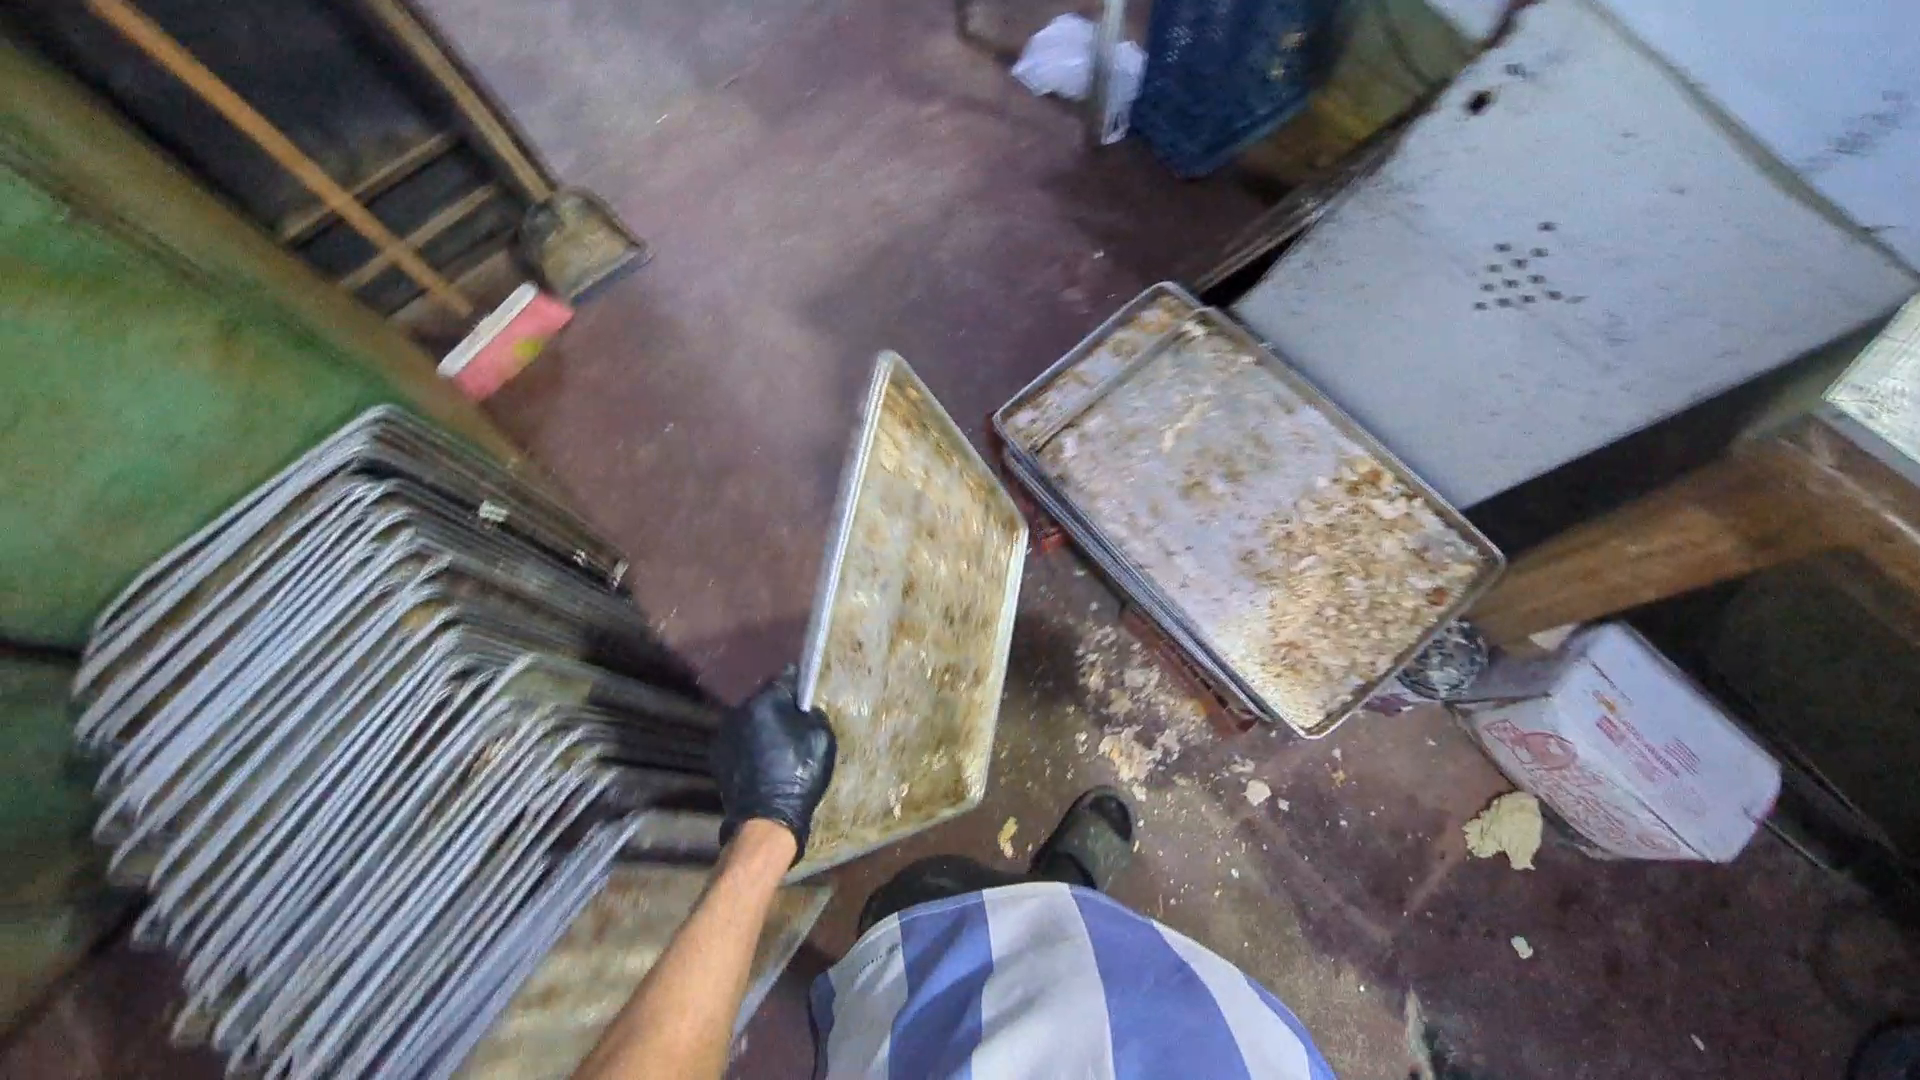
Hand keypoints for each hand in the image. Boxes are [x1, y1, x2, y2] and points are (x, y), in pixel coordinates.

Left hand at [711, 674, 835, 861]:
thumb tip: (803, 708)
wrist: (766, 818)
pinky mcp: (718, 755)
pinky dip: (750, 743)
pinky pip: (739, 738)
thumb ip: (813, 714)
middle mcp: (740, 711)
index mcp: (766, 701)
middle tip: (793, 720)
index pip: (785, 677)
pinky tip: (762, 759)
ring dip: (762, 724)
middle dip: (778, 705)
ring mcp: (725, 734)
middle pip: (764, 698)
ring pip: (750, 718)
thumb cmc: (799, 775)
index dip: (798, 682)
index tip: (805, 690)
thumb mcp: (821, 739)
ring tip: (777, 743)